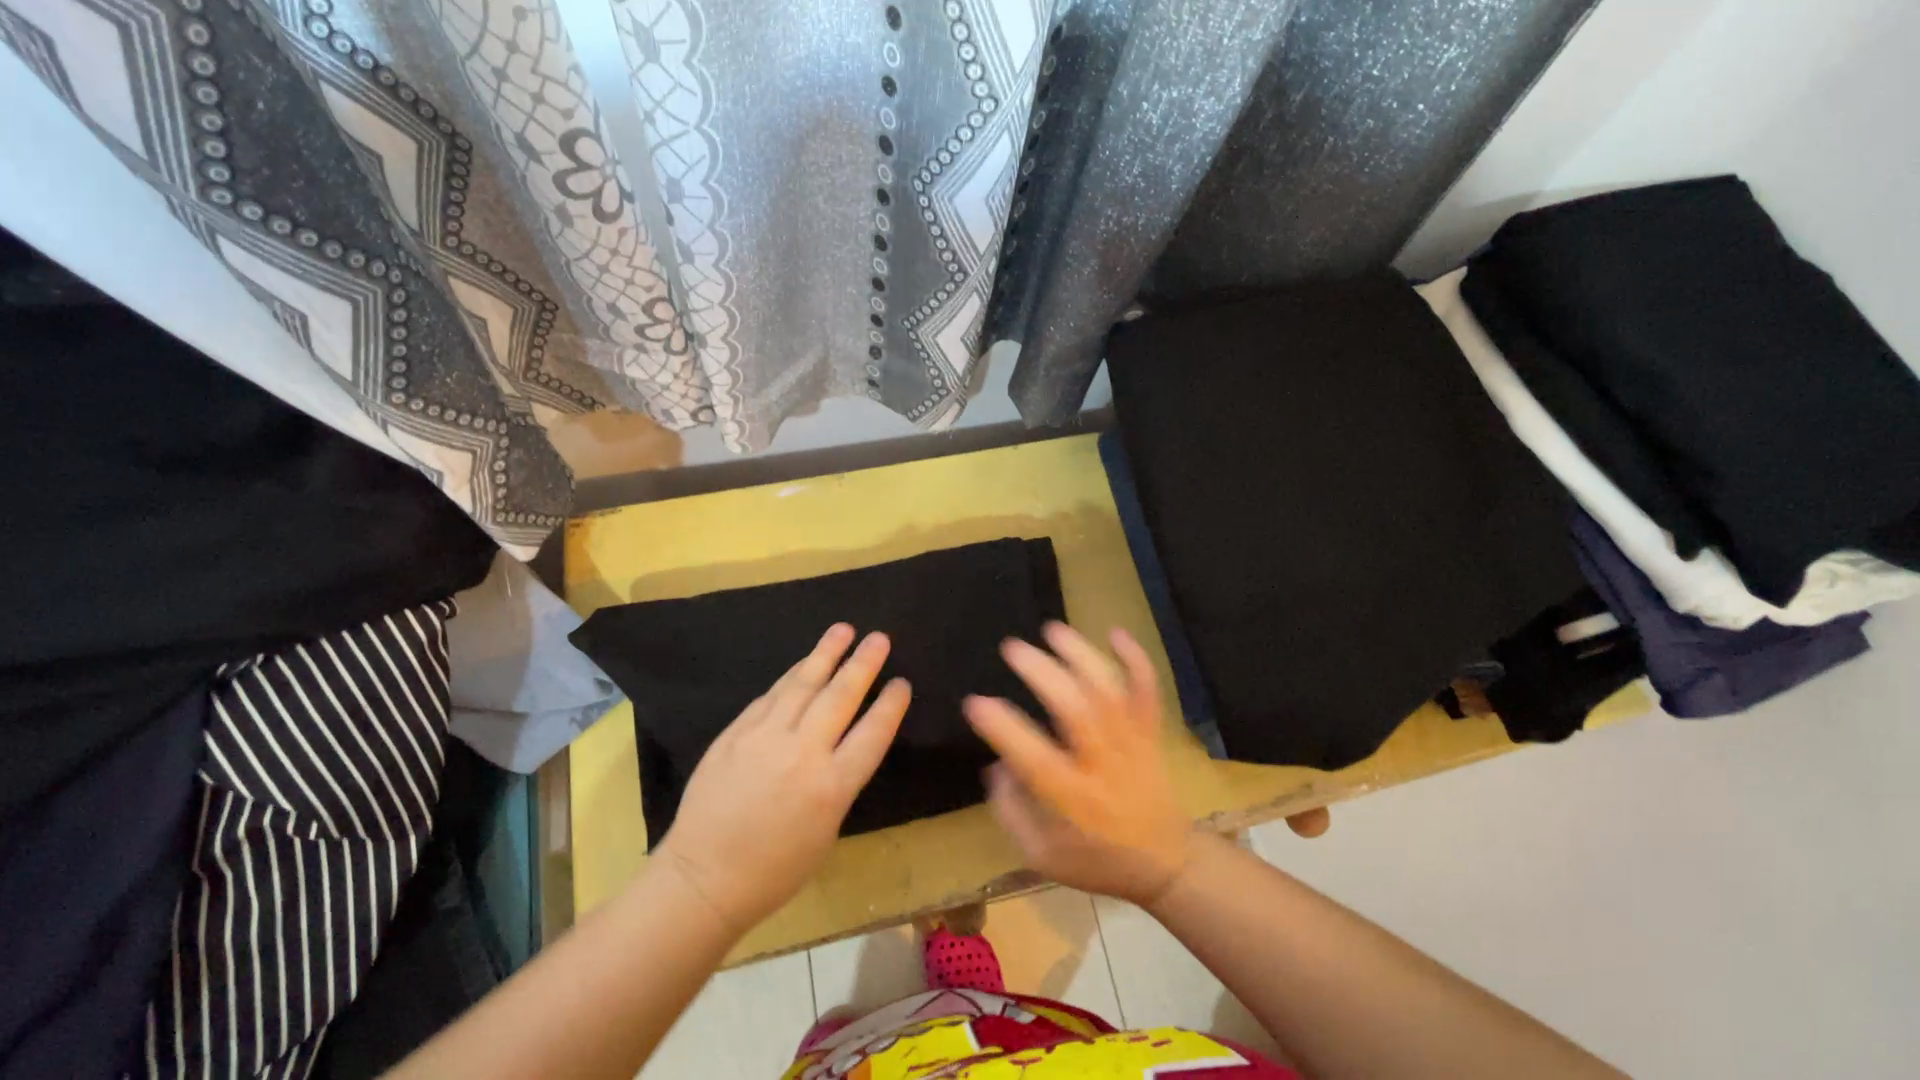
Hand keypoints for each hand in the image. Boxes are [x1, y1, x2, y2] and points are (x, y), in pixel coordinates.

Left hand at [652, 624, 909, 932]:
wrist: (705, 876)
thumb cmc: (775, 870)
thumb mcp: (825, 832)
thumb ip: (837, 783)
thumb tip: (841, 745)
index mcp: (832, 787)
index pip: (872, 733)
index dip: (890, 705)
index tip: (901, 682)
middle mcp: (802, 754)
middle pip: (839, 697)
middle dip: (862, 665)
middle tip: (879, 638)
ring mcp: (764, 739)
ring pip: (801, 686)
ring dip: (824, 655)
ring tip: (843, 630)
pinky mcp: (734, 734)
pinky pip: (768, 698)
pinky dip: (789, 678)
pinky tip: (802, 665)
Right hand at [965, 622, 1194, 905]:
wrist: (1166, 864)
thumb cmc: (1097, 861)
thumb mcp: (1041, 855)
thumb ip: (1012, 811)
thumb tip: (997, 765)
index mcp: (1071, 799)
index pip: (1034, 757)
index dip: (1003, 727)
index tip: (976, 702)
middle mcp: (1102, 766)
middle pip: (1077, 712)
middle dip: (1044, 674)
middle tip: (1012, 648)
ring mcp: (1131, 746)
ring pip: (1110, 694)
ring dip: (1082, 656)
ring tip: (1052, 630)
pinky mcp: (1150, 735)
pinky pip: (1148, 694)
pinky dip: (1136, 660)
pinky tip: (1116, 632)